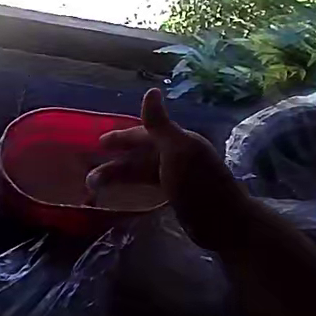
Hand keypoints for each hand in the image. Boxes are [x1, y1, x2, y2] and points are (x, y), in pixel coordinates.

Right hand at [87, 88, 252, 251]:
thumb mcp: (177, 151)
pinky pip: (148, 189)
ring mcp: (178, 179)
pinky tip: (123, 198)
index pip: (144, 134)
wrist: (226, 224)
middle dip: (115, 162)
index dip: (122, 137)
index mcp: (177, 142)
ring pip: (141, 174)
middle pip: (140, 156)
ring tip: (94, 187)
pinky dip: (133, 190)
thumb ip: (160, 124)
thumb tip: (151, 90)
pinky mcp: (178, 199)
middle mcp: (177, 157)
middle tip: (90, 173)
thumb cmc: (199, 185)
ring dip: (118, 178)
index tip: (99, 142)